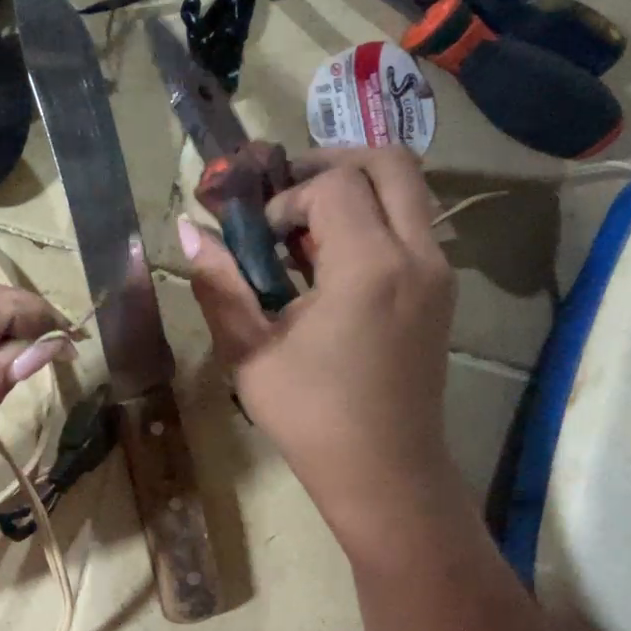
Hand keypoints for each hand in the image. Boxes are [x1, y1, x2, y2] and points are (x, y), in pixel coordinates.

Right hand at [180, 147, 460, 545]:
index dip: (286, 197)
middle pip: (390, 163)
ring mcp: (438, 271)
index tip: (256, 239)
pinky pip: (411, 225)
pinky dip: (370, 220)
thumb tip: (190, 231)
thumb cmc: (307, 412)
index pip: (335, 186)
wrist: (380, 467)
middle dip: (330, 165)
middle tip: (281, 194)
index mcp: (370, 266)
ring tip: (298, 232)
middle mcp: (418, 254)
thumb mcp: (248, 349)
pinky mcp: (440, 290)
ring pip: (408, 191)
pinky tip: (325, 265)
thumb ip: (220, 284)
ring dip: (352, 193)